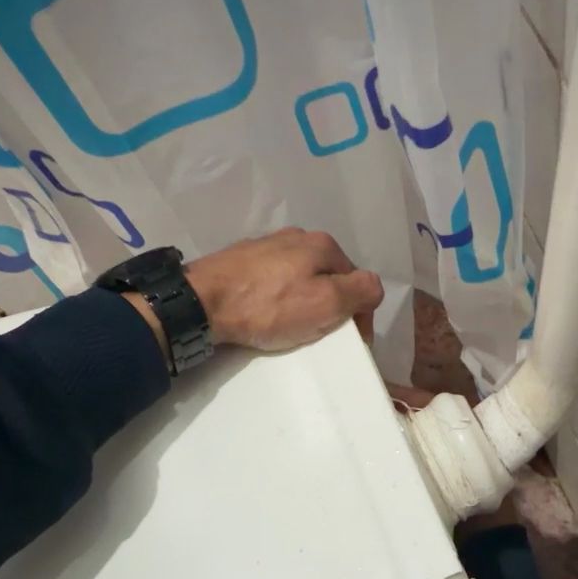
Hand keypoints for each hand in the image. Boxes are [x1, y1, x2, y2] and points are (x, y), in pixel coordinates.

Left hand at [185, 228, 385, 350]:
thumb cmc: (270, 306)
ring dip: (305, 304)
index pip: (358, 281)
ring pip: (302, 279)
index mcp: (323, 244)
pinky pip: (275, 283)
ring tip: (293, 329)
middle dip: (332, 307)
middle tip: (320, 337)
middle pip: (329, 278)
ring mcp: (266, 246)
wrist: (203, 302)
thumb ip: (361, 292)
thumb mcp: (327, 303)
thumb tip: (373, 288)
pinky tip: (268, 316)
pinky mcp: (242, 260)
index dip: (359, 315)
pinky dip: (280, 301)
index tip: (349, 341)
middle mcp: (297, 237)